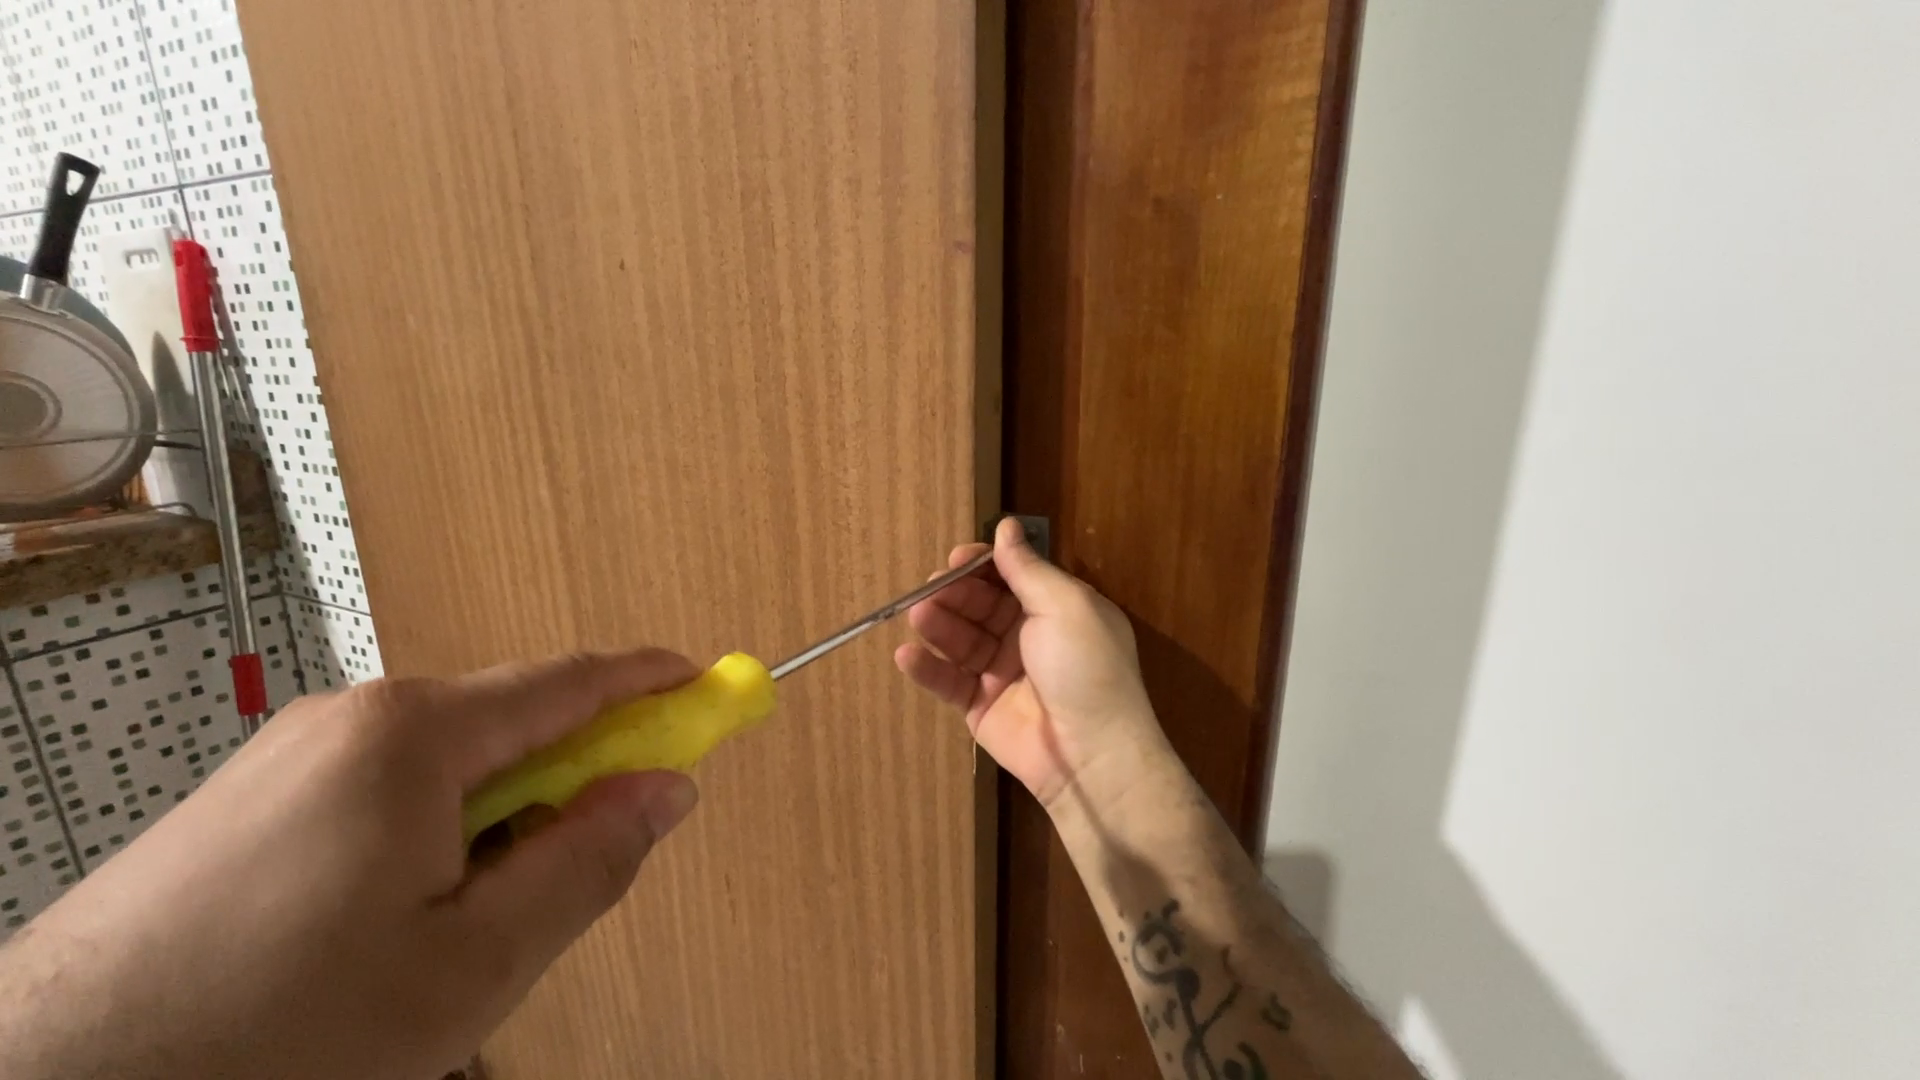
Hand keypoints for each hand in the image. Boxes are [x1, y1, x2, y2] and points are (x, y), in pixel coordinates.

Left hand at [0, 650, 701, 1079]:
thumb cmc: (277, 1038)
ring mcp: (298, 748)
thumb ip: (589, 861)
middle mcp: (359, 714)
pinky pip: (395, 783)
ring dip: (510, 809)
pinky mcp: (257, 792)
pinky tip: (413, 911)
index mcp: (417, 734)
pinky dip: (449, 822)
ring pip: (456, 759)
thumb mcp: (472, 964)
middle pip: (514, 719)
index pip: (574, 683)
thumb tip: (671, 789)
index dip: (654, 683)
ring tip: (490, 912)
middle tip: (608, 840)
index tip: (710, 688)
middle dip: (579, 766)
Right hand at [895, 517, 1169, 808]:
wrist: (1091, 752)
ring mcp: (1002, 672)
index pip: (1010, 576)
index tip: (956, 559)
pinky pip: (949, 681)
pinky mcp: (981, 706)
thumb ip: (1027, 568)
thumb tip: (1007, 525)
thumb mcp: (1064, 605)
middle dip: (955, 594)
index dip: (982, 564)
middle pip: (980, 604)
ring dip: (938, 624)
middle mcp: (1027, 635)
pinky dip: (927, 668)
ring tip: (918, 616)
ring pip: (961, 639)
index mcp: (1055, 608)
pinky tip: (906, 656)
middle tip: (930, 591)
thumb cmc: (1085, 667)